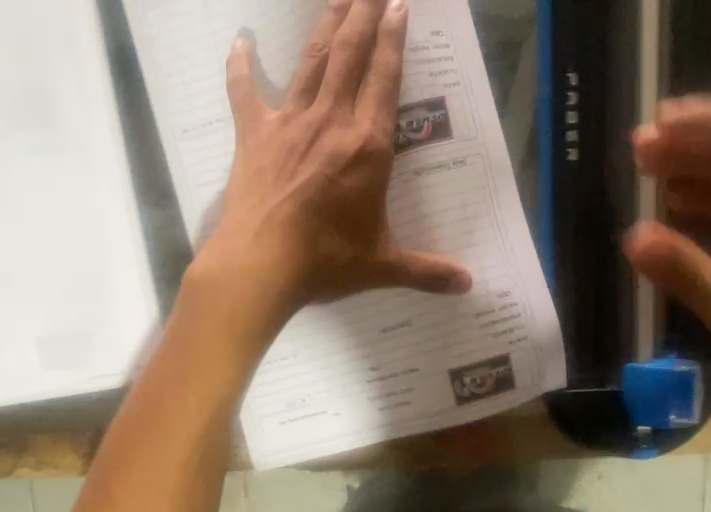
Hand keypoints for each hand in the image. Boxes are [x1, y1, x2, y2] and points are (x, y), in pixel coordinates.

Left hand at [195, 0, 471, 315]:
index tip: (398, 4)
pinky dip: (241, 64)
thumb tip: (468, 284)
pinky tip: (242, 39)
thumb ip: (426, 271)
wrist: (261, 266)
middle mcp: (331, 122)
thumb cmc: (325, 263)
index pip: (386, 78)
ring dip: (325, 23)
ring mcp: (289, 123)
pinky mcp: (254, 135)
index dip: (394, 38)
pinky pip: (244, 90)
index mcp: (368, 146)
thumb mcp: (383, 266)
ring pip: (311, 61)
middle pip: (350, 53)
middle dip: (363, 11)